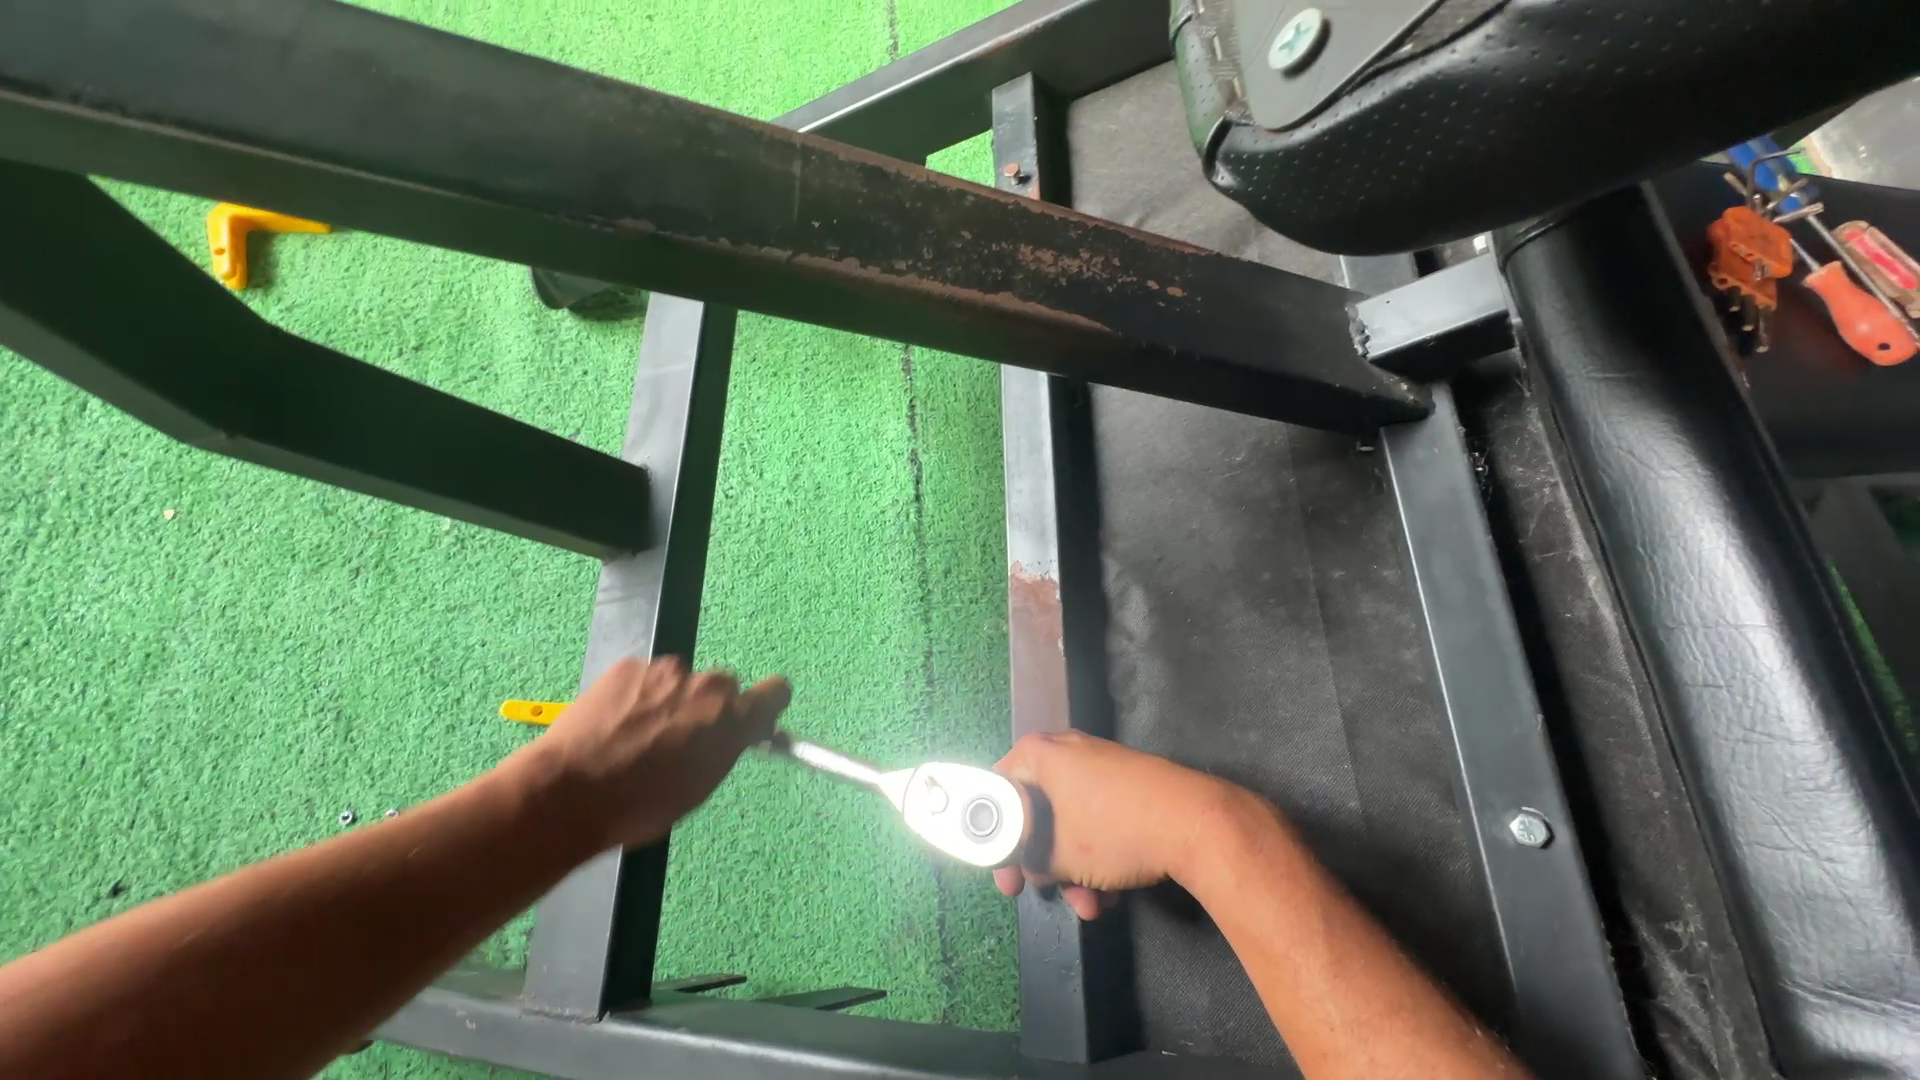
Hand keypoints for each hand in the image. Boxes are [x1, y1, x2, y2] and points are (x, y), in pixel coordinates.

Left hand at [509, 656, 789, 849]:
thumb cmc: (640, 805)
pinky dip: (636, 694)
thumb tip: (732, 735)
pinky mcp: (629, 666)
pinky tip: (613, 722)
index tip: (750, 718)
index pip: (776, 691)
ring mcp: (666, 671)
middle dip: (707, 705)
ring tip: (635, 732)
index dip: (765, 703)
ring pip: (680, 681)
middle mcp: (707, 686)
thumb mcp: (698, 787)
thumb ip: (723, 749)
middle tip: (678, 735)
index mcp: (732, 719)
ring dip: (669, 698)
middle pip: (722, 686)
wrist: (568, 793)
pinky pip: (645, 677)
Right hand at [993, 732, 1251, 919]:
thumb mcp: (1059, 857)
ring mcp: (1100, 764)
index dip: (994, 837)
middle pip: (1036, 810)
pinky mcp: (1128, 783)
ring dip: (1074, 868)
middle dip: (1043, 861)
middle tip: (1043, 890)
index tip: (1004, 871)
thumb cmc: (1114, 830)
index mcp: (1040, 754)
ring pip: (1069, 820)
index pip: (996, 790)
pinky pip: (1096, 817)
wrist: (1195, 823)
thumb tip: (1032, 868)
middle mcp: (1067, 750)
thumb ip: (1031, 862)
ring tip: (1089, 904)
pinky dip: (1097, 853)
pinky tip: (1110, 892)